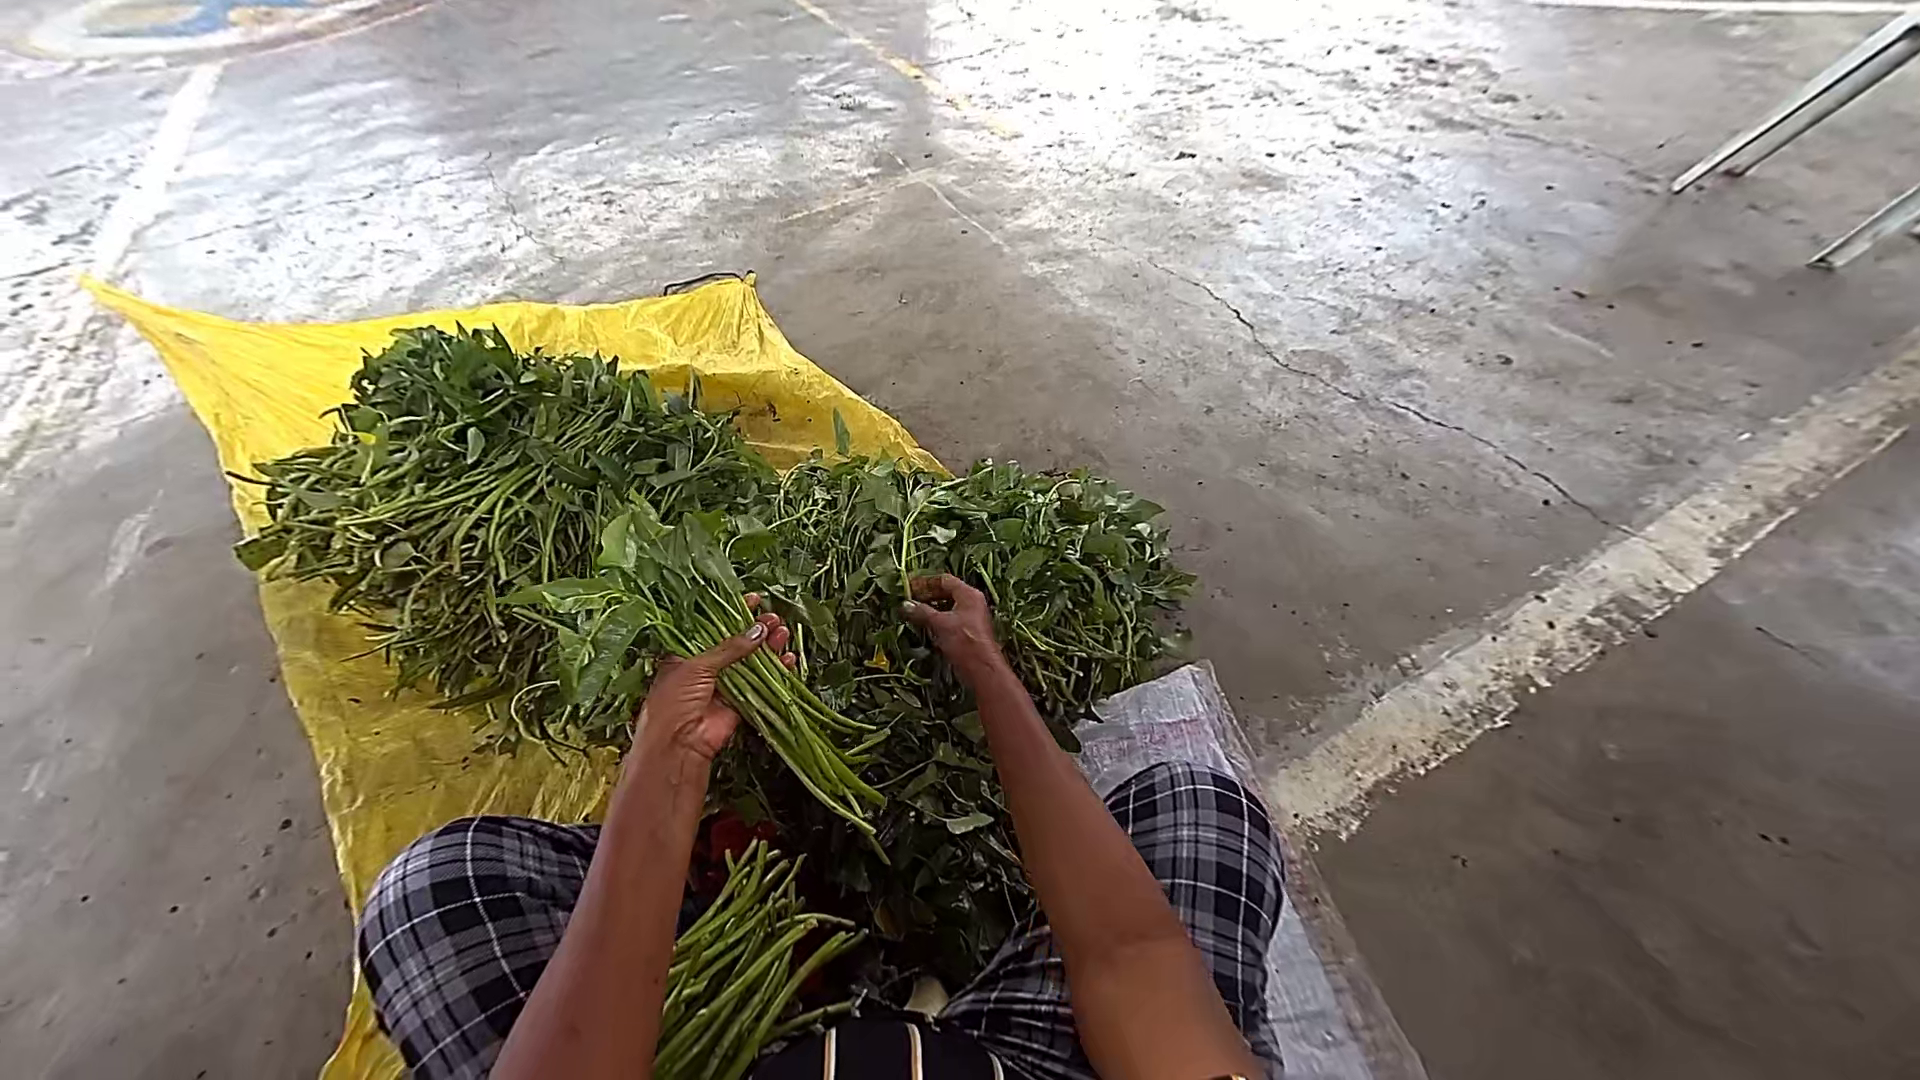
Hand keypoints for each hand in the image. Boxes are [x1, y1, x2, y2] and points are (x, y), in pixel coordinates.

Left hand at [635, 594, 794, 762]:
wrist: (678, 744)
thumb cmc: (674, 701)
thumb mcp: (696, 666)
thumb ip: (729, 648)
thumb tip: (757, 630)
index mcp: (687, 654)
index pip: (713, 627)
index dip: (733, 612)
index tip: (753, 600)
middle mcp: (706, 667)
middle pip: (737, 643)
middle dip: (756, 629)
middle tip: (774, 618)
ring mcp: (725, 684)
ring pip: (752, 661)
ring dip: (769, 647)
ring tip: (783, 633)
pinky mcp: (740, 701)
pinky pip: (762, 682)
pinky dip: (777, 671)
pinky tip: (788, 660)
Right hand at [902, 574, 1008, 686]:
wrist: (981, 669)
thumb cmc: (964, 642)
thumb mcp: (940, 624)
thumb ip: (922, 612)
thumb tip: (905, 605)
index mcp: (969, 594)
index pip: (945, 580)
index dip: (925, 582)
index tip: (909, 586)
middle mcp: (972, 603)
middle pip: (946, 593)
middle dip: (927, 596)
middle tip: (909, 600)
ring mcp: (970, 618)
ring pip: (947, 608)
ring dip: (930, 610)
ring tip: (912, 612)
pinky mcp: (967, 633)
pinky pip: (949, 621)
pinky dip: (936, 621)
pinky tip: (923, 627)